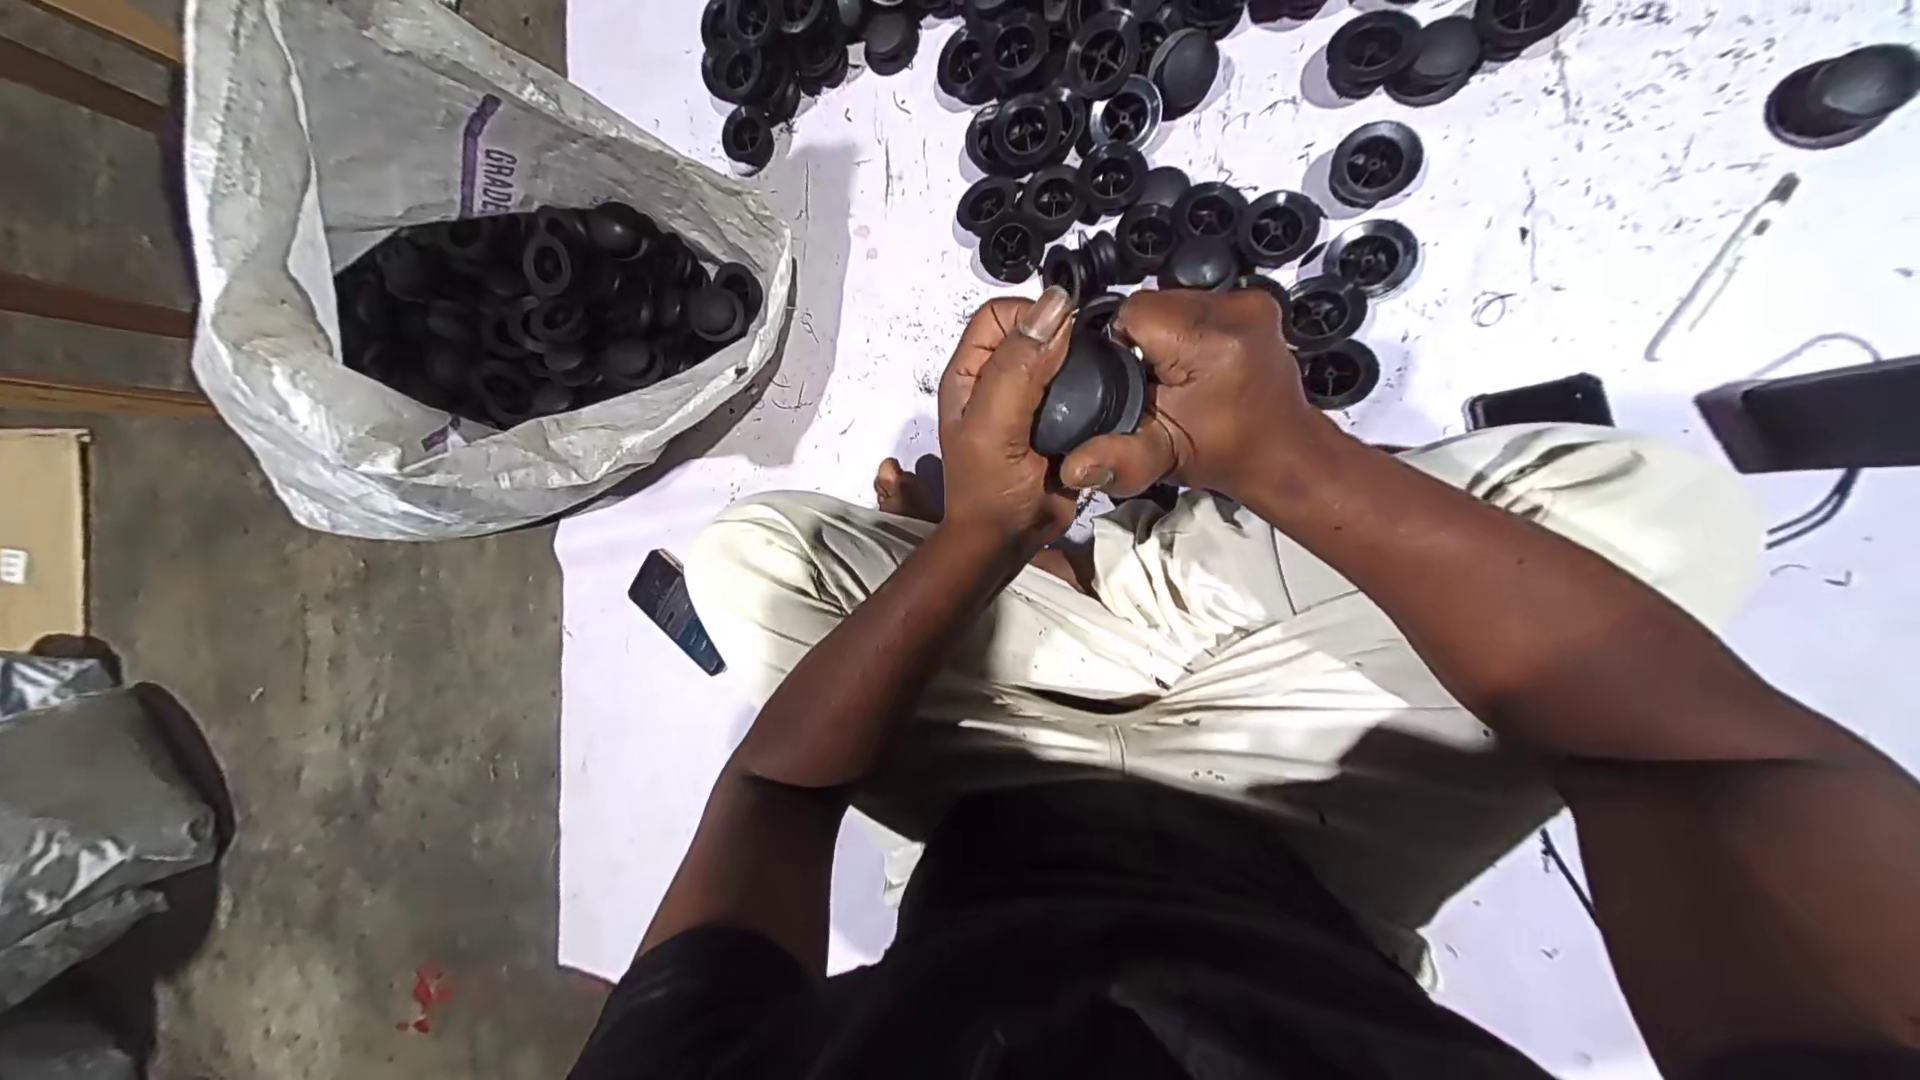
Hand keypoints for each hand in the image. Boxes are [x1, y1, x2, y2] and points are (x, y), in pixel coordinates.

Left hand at [937, 287, 1078, 555]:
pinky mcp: (1057, 419)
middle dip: (1061, 336)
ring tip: (1096, 380)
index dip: (1032, 315)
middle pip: (1033, 330)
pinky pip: (1080, 388)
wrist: (1010, 538)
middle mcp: (997, 379)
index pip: (1000, 314)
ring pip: (1060, 357)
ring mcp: (1028, 400)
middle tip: (1084, 364)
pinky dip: (1092, 388)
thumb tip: (1055, 305)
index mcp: (970, 373)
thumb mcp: (993, 425)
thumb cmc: (989, 488)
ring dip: (1081, 363)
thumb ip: (1018, 368)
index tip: (1064, 337)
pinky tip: (1101, 398)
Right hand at [1060, 288, 1326, 499]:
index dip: (1120, 344)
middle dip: (1142, 339)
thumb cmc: (1227, 453)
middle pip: (1152, 300)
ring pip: (1172, 298)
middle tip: (1154, 382)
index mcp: (1212, 341)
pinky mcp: (1254, 304)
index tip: (1133, 378)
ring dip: (1162, 332)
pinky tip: (1192, 360)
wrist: (1281, 453)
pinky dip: (1185, 330)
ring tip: (1173, 373)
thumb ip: (1114, 455)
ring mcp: (1250, 302)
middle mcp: (1236, 310)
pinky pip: (1196, 303)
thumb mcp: (1160, 456)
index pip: (1133, 311)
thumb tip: (1072, 468)